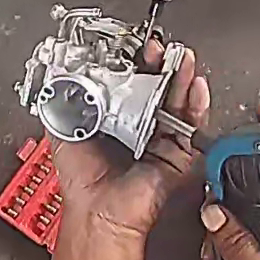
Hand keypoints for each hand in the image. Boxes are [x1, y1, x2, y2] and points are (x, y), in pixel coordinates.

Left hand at [51, 42, 210, 241]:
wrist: (101, 211)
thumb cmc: (82, 180)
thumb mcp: (63, 128)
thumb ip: (65, 98)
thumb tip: (64, 71)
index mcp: (113, 120)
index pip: (129, 83)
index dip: (134, 64)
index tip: (135, 49)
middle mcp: (138, 127)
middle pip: (156, 88)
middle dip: (160, 65)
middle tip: (159, 48)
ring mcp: (160, 139)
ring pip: (177, 101)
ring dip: (181, 77)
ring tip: (181, 58)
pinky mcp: (179, 154)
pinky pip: (192, 125)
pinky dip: (196, 103)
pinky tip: (195, 85)